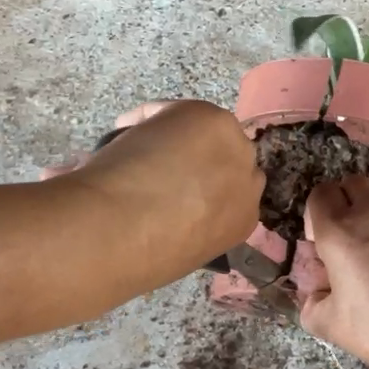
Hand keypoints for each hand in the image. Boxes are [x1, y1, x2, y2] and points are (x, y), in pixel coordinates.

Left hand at [52, 100, 262, 275]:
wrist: (119, 230)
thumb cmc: (138, 257)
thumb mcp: (177, 251)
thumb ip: (189, 227)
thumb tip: (167, 213)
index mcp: (243, 220)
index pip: (237, 193)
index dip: (206, 186)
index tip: (175, 190)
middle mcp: (249, 180)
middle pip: (231, 158)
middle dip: (201, 160)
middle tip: (161, 167)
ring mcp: (233, 146)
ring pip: (207, 132)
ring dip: (178, 138)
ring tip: (137, 151)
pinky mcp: (210, 118)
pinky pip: (176, 111)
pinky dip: (148, 117)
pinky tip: (123, 131)